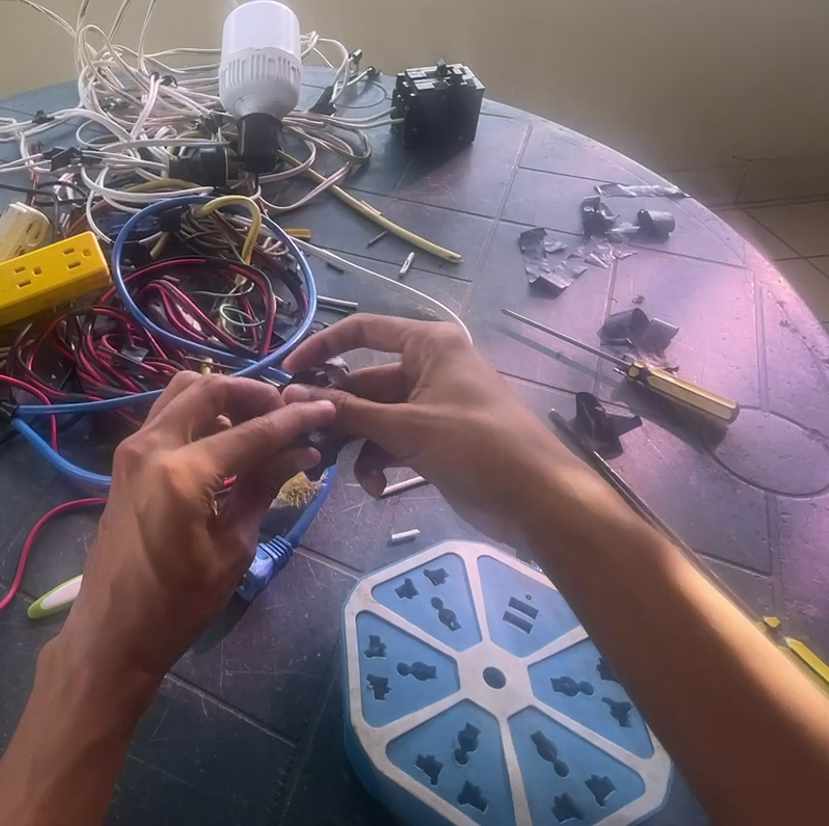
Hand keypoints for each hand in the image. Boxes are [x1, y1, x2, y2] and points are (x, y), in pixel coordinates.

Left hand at [61, 373, 336, 680]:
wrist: (112, 632)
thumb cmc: (177, 605)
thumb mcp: (232, 548)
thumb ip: (263, 487)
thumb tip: (302, 452)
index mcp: (180, 473)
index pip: (250, 432)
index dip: (293, 420)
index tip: (326, 409)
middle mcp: (151, 446)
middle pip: (209, 388)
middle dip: (254, 394)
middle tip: (286, 415)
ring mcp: (132, 448)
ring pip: (182, 392)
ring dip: (222, 397)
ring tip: (258, 425)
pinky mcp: (126, 458)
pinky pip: (167, 414)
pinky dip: (198, 412)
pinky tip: (225, 438)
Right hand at [280, 314, 573, 517]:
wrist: (539, 499)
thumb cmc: (476, 444)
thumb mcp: (405, 426)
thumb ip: (348, 411)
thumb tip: (293, 394)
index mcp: (428, 345)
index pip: (364, 331)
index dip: (323, 347)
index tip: (289, 372)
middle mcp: (427, 367)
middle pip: (364, 381)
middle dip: (338, 411)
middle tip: (304, 433)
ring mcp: (430, 404)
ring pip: (374, 415)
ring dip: (357, 443)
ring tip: (336, 468)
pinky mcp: (433, 438)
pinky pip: (392, 440)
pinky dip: (379, 461)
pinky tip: (376, 487)